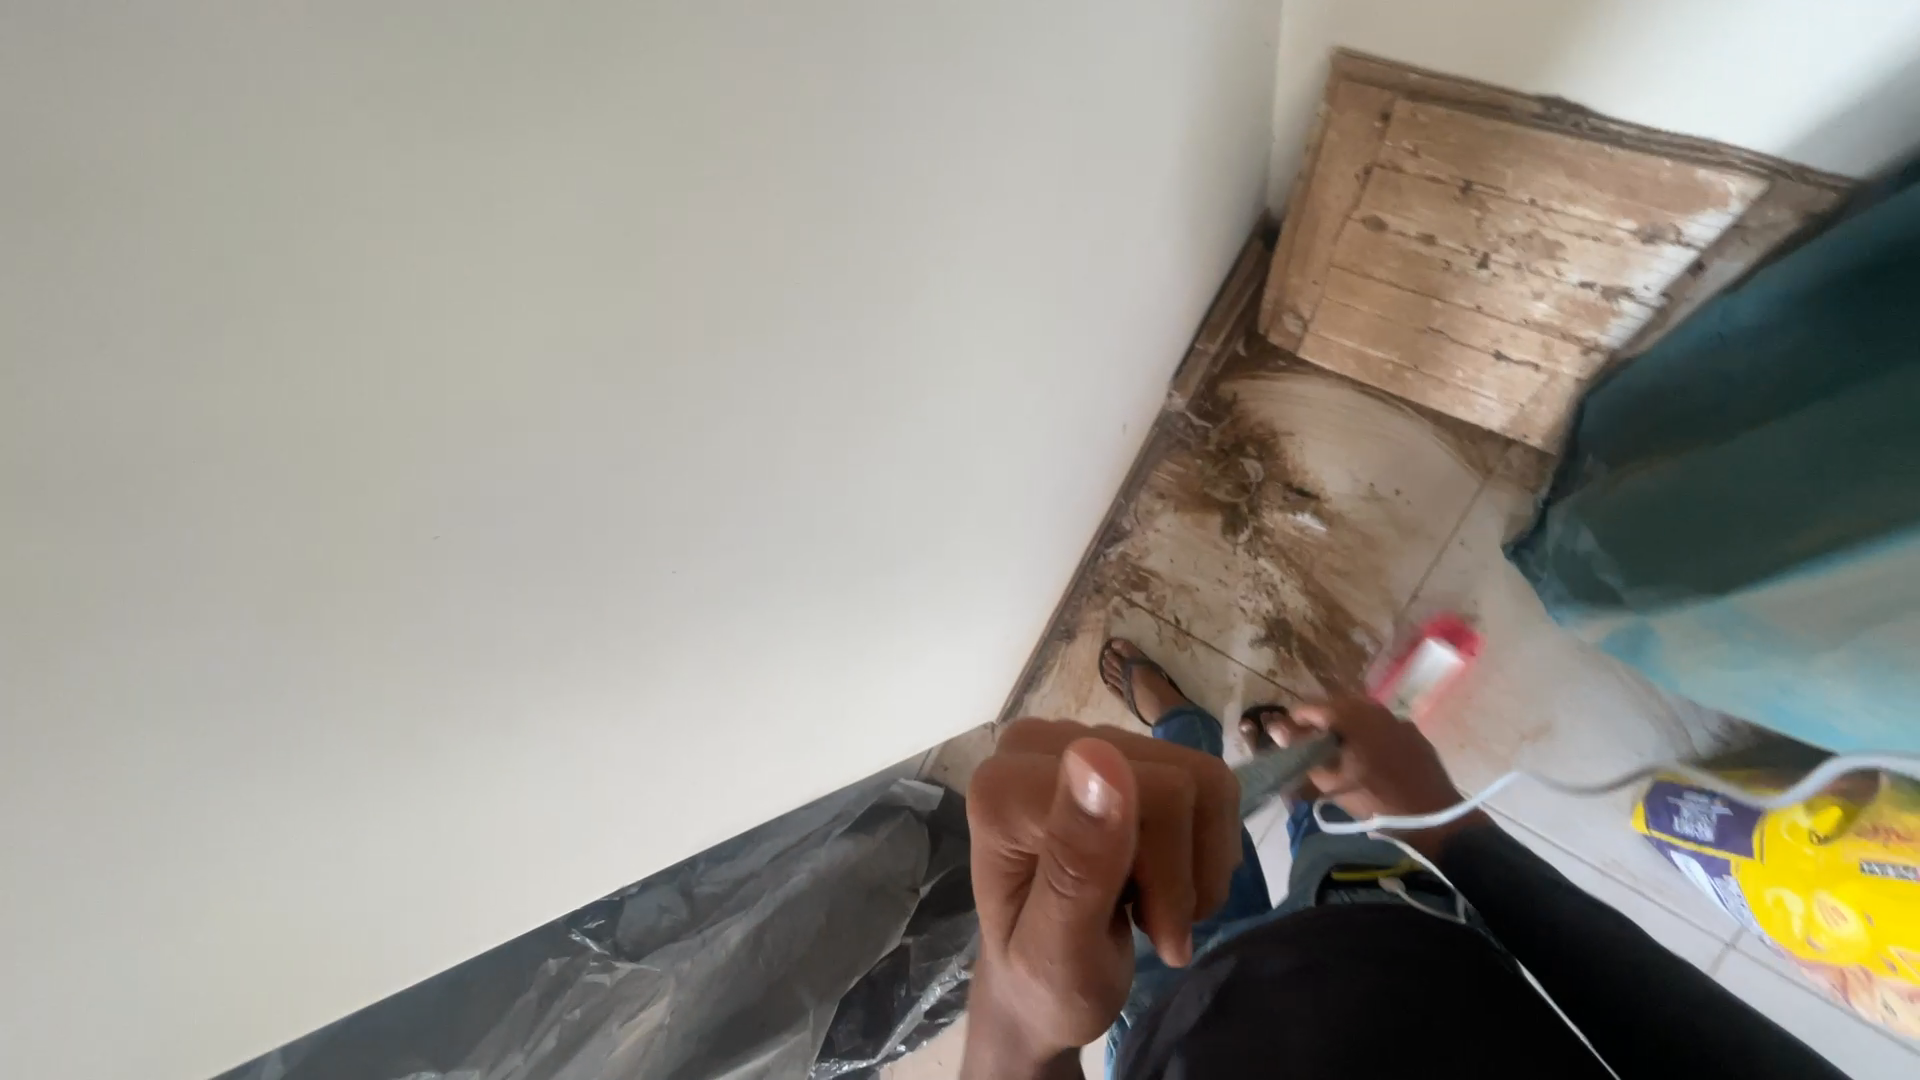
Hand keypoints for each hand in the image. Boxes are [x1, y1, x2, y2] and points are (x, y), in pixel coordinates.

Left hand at [961, 719, 1240, 1078]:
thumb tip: (1097, 754)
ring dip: (1195, 863)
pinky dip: (1202, 845)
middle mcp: (1036, 744)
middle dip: (1180, 873)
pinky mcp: (1117, 749)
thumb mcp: (1056, 954)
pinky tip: (1161, 880)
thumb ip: (1075, 864)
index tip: (1147, 931)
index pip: (1151, 793)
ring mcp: (1078, 739)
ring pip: (1200, 780)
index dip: (1170, 876)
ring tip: (1153, 906)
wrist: (1041, 988)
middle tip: (1151, 926)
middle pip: (1177, 782)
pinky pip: (1206, 781)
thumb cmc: (1042, 984)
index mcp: (1006, 786)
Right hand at [1263, 698, 1489, 858]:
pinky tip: (1369, 757)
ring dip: (1344, 726)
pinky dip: (1369, 735)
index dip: (1293, 723)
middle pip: (1334, 706)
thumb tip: (1275, 729)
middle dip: (1319, 722)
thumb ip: (1299, 750)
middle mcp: (1372, 709)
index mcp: (1349, 716)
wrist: (1434, 818)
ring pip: (1360, 714)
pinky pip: (1382, 726)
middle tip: (1311, 746)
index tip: (1287, 741)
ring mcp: (1396, 719)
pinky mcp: (1413, 733)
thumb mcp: (1329, 780)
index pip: (1309, 708)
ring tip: (1339, 751)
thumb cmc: (1375, 799)